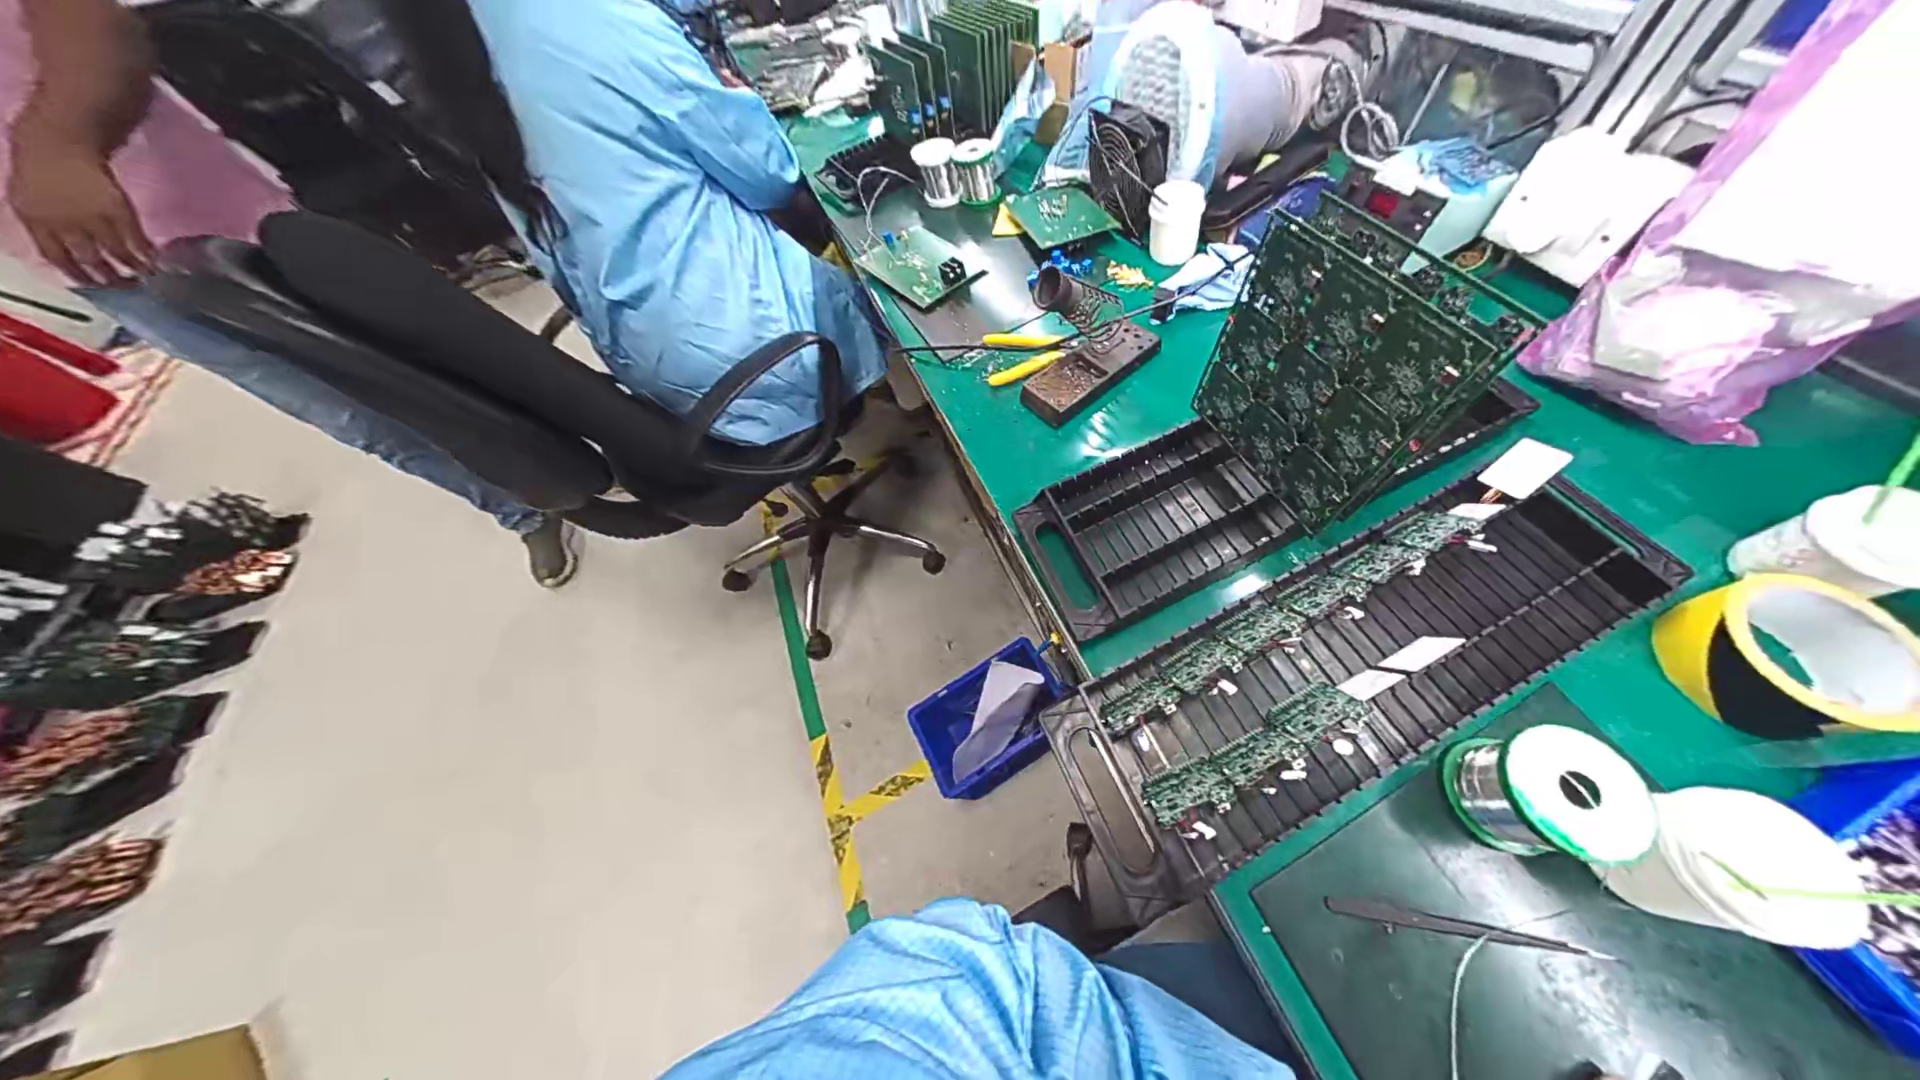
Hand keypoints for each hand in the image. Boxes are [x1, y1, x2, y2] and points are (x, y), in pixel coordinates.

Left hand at [6, 137, 153, 284]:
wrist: (57, 144)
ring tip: (149, 277)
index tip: (96, 287)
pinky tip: (157, 260)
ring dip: (135, 269)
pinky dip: (148, 254)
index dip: (78, 276)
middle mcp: (63, 223)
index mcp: (34, 220)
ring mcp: (93, 219)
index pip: (57, 257)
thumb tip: (74, 255)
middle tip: (129, 288)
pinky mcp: (119, 214)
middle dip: (112, 278)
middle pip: (90, 260)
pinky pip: (137, 241)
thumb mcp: (31, 201)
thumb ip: (49, 228)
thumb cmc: (42, 173)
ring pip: (117, 254)